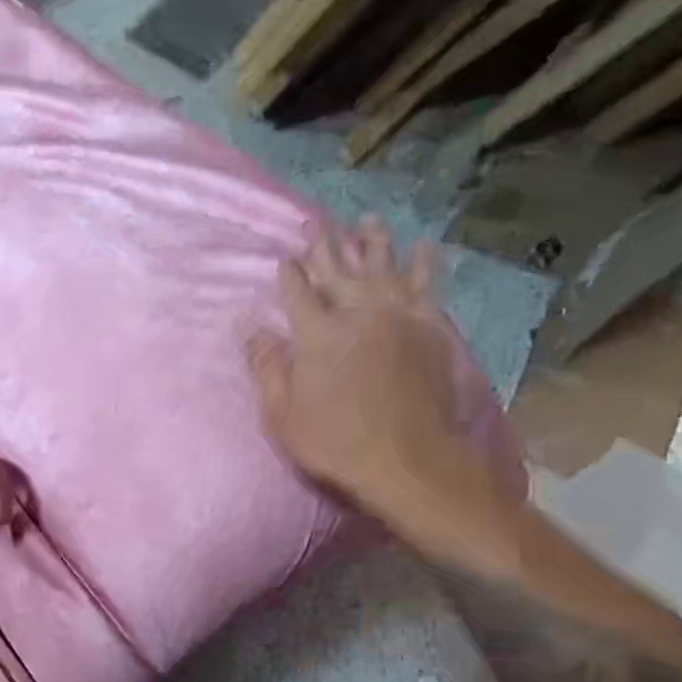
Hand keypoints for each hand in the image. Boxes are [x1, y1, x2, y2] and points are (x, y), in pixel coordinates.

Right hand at [246, 218, 494, 518]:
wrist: (408, 461)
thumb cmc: (335, 443)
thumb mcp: (282, 415)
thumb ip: (267, 366)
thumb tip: (249, 327)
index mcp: (317, 334)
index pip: (297, 291)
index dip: (289, 274)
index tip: (283, 259)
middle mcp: (358, 312)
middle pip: (339, 268)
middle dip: (324, 244)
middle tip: (315, 222)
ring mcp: (400, 316)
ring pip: (385, 266)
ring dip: (373, 241)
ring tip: (367, 220)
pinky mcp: (432, 328)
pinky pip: (428, 285)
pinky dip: (423, 263)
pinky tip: (422, 246)